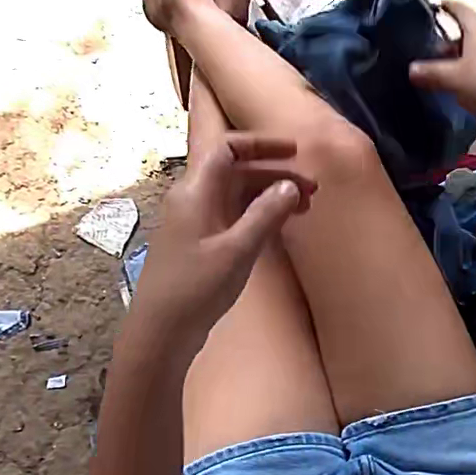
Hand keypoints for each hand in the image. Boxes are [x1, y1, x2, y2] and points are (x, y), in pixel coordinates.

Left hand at [129, 133, 314, 345]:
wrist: (162, 329)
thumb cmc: (197, 287)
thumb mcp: (237, 250)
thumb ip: (266, 214)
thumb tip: (290, 185)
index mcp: (195, 192)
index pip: (228, 150)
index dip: (262, 145)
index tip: (296, 152)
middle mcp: (193, 199)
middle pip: (237, 172)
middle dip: (276, 175)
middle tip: (313, 191)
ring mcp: (196, 221)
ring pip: (237, 195)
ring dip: (271, 196)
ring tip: (304, 209)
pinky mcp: (201, 242)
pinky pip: (233, 215)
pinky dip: (259, 215)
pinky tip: (280, 226)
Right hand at [409, 1, 475, 127]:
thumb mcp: (452, 79)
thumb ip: (430, 73)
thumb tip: (411, 70)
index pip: (460, 9)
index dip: (447, 6)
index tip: (437, 5)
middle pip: (469, 30)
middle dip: (452, 38)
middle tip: (434, 49)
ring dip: (463, 54)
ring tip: (447, 68)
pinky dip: (474, 66)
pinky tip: (466, 81)